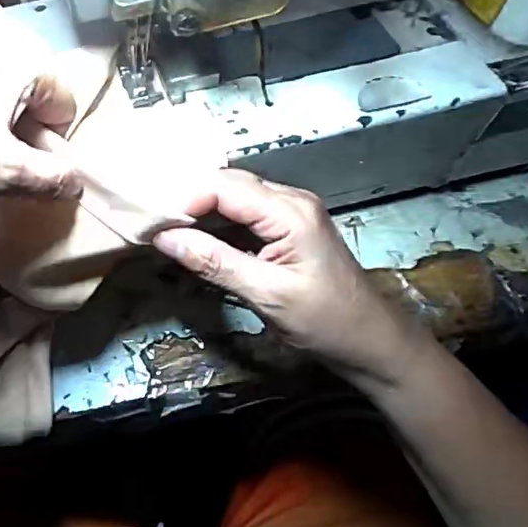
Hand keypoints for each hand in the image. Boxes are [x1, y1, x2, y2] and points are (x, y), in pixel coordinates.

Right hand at [153, 169, 435, 382]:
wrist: (371, 341)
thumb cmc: (325, 321)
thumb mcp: (266, 295)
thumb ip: (215, 262)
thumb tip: (165, 238)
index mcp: (289, 212)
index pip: (224, 187)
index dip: (186, 200)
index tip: (156, 225)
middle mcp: (291, 201)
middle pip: (229, 185)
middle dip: (191, 202)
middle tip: (157, 227)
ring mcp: (293, 212)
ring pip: (236, 198)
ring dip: (204, 213)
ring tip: (170, 233)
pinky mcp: (290, 227)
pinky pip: (248, 214)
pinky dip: (221, 224)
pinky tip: (201, 241)